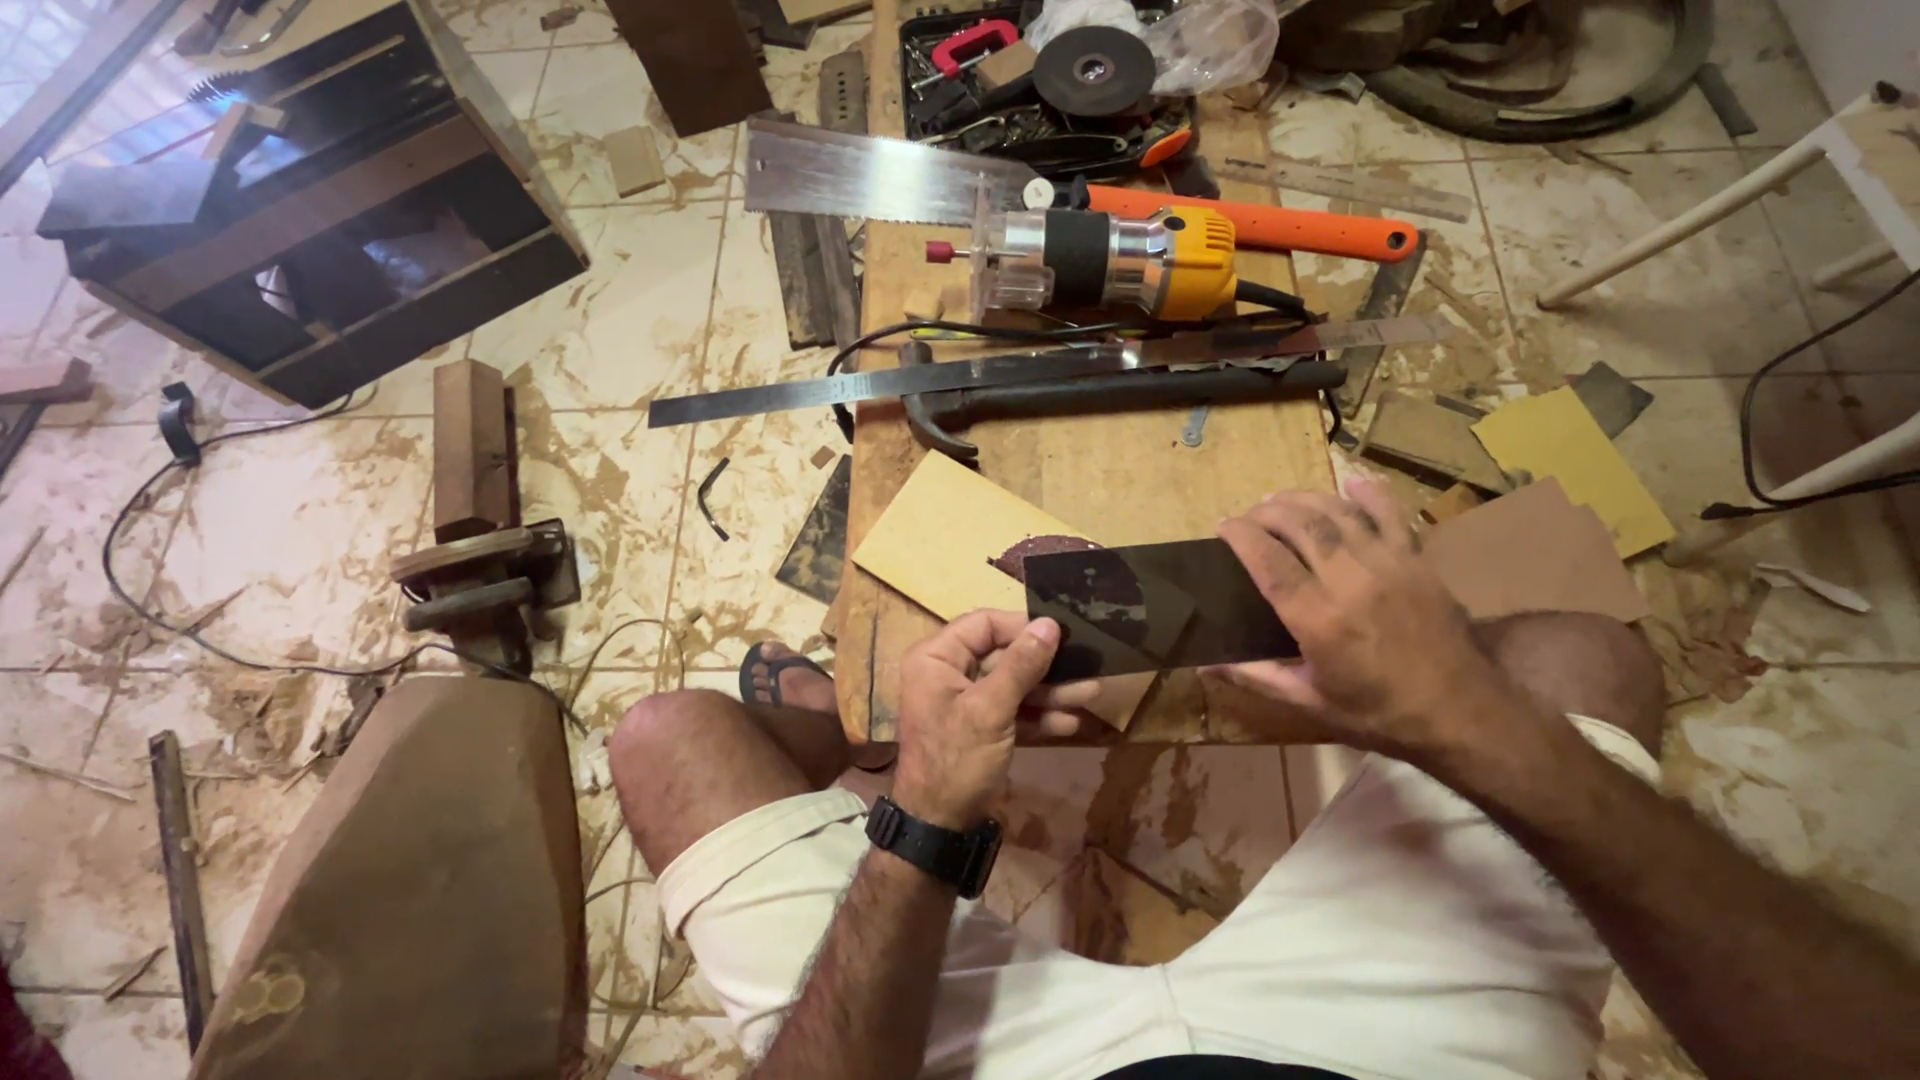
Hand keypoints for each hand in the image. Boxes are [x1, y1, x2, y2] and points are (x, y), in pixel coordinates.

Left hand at [893, 610, 1088, 830]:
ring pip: (1013, 685)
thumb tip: (1050, 624)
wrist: (938, 827)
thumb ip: (1021, 665)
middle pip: (1003, 655)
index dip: (1022, 626)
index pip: (984, 624)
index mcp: (936, 658)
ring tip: (1092, 693)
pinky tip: (1070, 722)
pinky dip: (1038, 716)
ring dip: (1050, 692)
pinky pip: (1013, 711)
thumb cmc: (956, 760)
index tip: (1061, 634)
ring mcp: (966, 702)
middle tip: (1086, 663)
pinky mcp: (981, 729)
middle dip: (1045, 665)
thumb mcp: (990, 710)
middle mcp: (948, 673)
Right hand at [1209, 476, 1508, 760]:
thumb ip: (1256, 675)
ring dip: (1304, 498)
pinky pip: (1391, 514)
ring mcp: (1388, 565)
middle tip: (1249, 517)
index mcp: (1317, 618)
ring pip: (1338, 512)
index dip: (1241, 536)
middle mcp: (1350, 581)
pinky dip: (1369, 493)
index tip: (1222, 526)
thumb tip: (1205, 663)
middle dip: (1267, 512)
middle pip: (1300, 525)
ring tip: (1281, 500)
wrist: (1461, 713)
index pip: (1268, 561)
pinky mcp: (1417, 560)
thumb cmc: (1377, 712)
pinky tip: (1350, 483)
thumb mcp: (1309, 701)